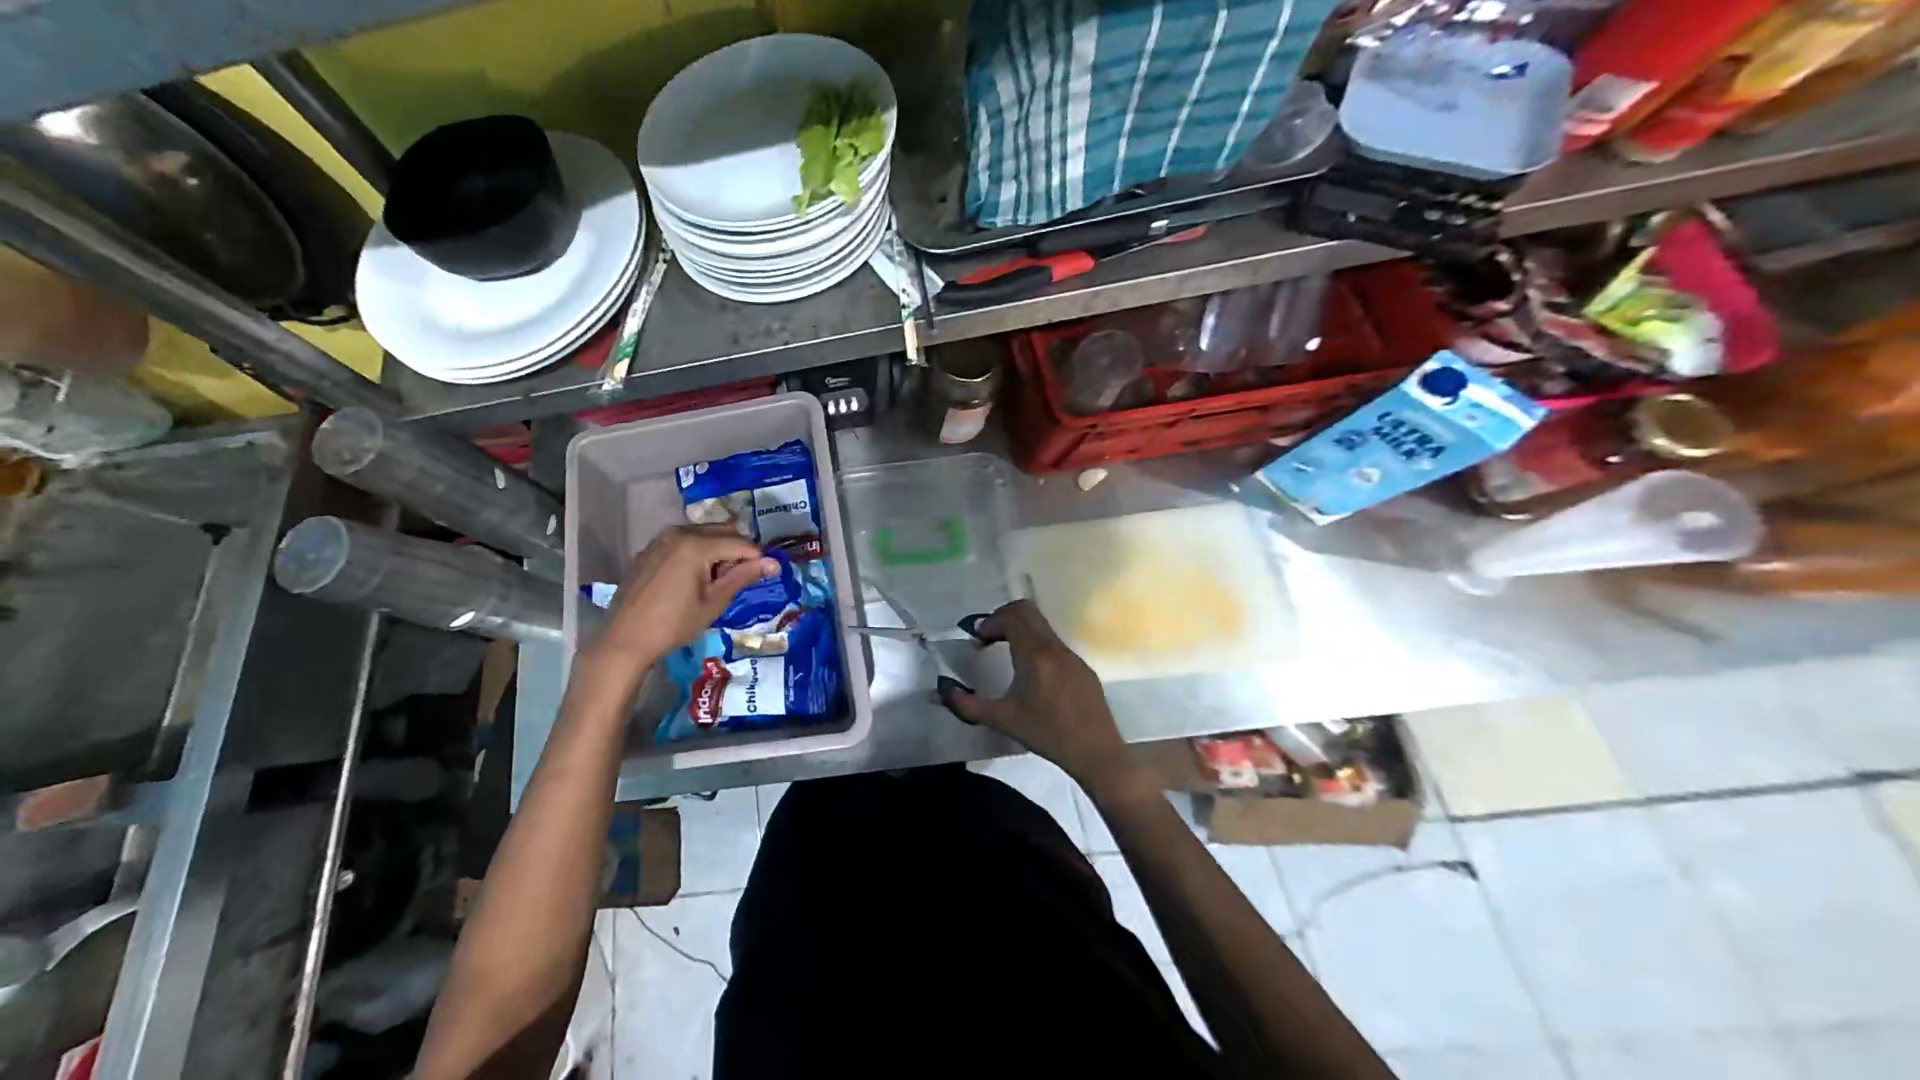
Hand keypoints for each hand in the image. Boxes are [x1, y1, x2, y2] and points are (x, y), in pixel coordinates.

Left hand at [587, 525, 775, 681]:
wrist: (625, 639)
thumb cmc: (674, 624)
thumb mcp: (714, 602)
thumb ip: (743, 576)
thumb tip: (774, 563)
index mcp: (696, 545)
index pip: (740, 543)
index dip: (758, 558)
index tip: (768, 574)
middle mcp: (678, 533)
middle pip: (722, 531)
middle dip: (738, 550)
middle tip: (740, 578)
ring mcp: (661, 539)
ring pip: (703, 534)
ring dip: (718, 550)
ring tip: (717, 581)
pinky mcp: (649, 550)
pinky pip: (683, 541)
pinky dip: (697, 552)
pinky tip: (694, 579)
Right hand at [943, 600, 1135, 793]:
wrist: (1094, 751)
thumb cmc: (1046, 734)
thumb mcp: (1002, 719)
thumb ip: (968, 704)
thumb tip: (942, 691)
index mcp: (1034, 654)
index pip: (1010, 618)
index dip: (989, 622)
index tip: (976, 639)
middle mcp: (1054, 647)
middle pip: (1027, 611)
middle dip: (1002, 617)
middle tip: (987, 637)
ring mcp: (1071, 655)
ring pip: (1042, 626)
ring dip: (1020, 630)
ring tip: (1006, 652)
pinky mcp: (1082, 667)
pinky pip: (1055, 643)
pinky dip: (1036, 644)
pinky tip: (1031, 673)